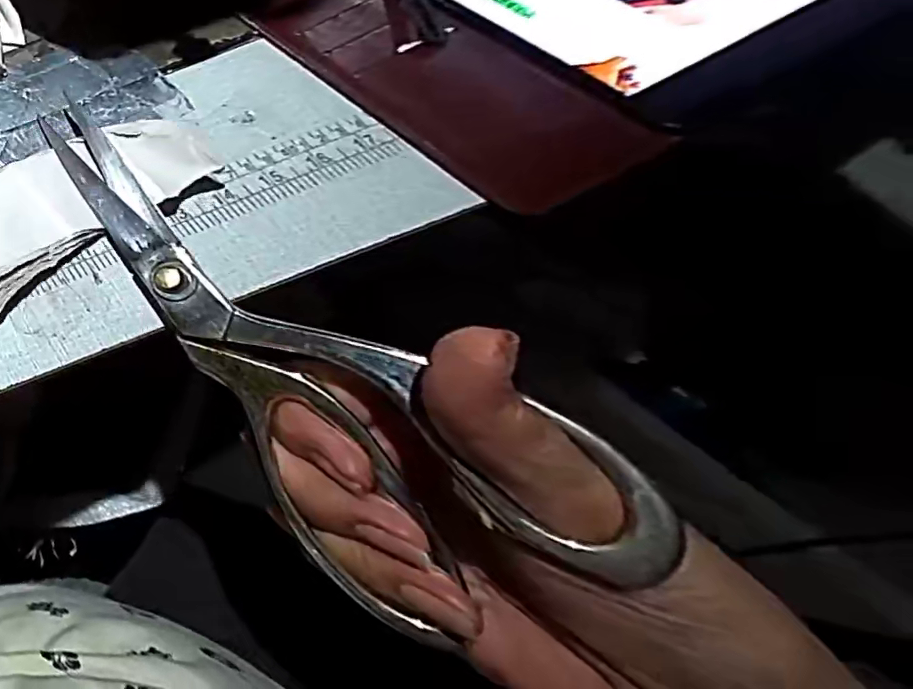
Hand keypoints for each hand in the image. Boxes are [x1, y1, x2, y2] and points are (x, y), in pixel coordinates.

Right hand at [269, 326, 856, 688]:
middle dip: (326, 492)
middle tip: (403, 529)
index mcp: (423, 411)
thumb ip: (504, 421)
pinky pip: (335, 563)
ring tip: (439, 577)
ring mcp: (386, 510)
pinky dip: (376, 586)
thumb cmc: (657, 578)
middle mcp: (390, 451)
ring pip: (302, 503)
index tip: (355, 465)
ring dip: (357, 547)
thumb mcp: (580, 492)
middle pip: (291, 444)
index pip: (320, 383)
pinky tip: (444, 605)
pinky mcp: (389, 571)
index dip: (310, 417)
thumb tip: (475, 341)